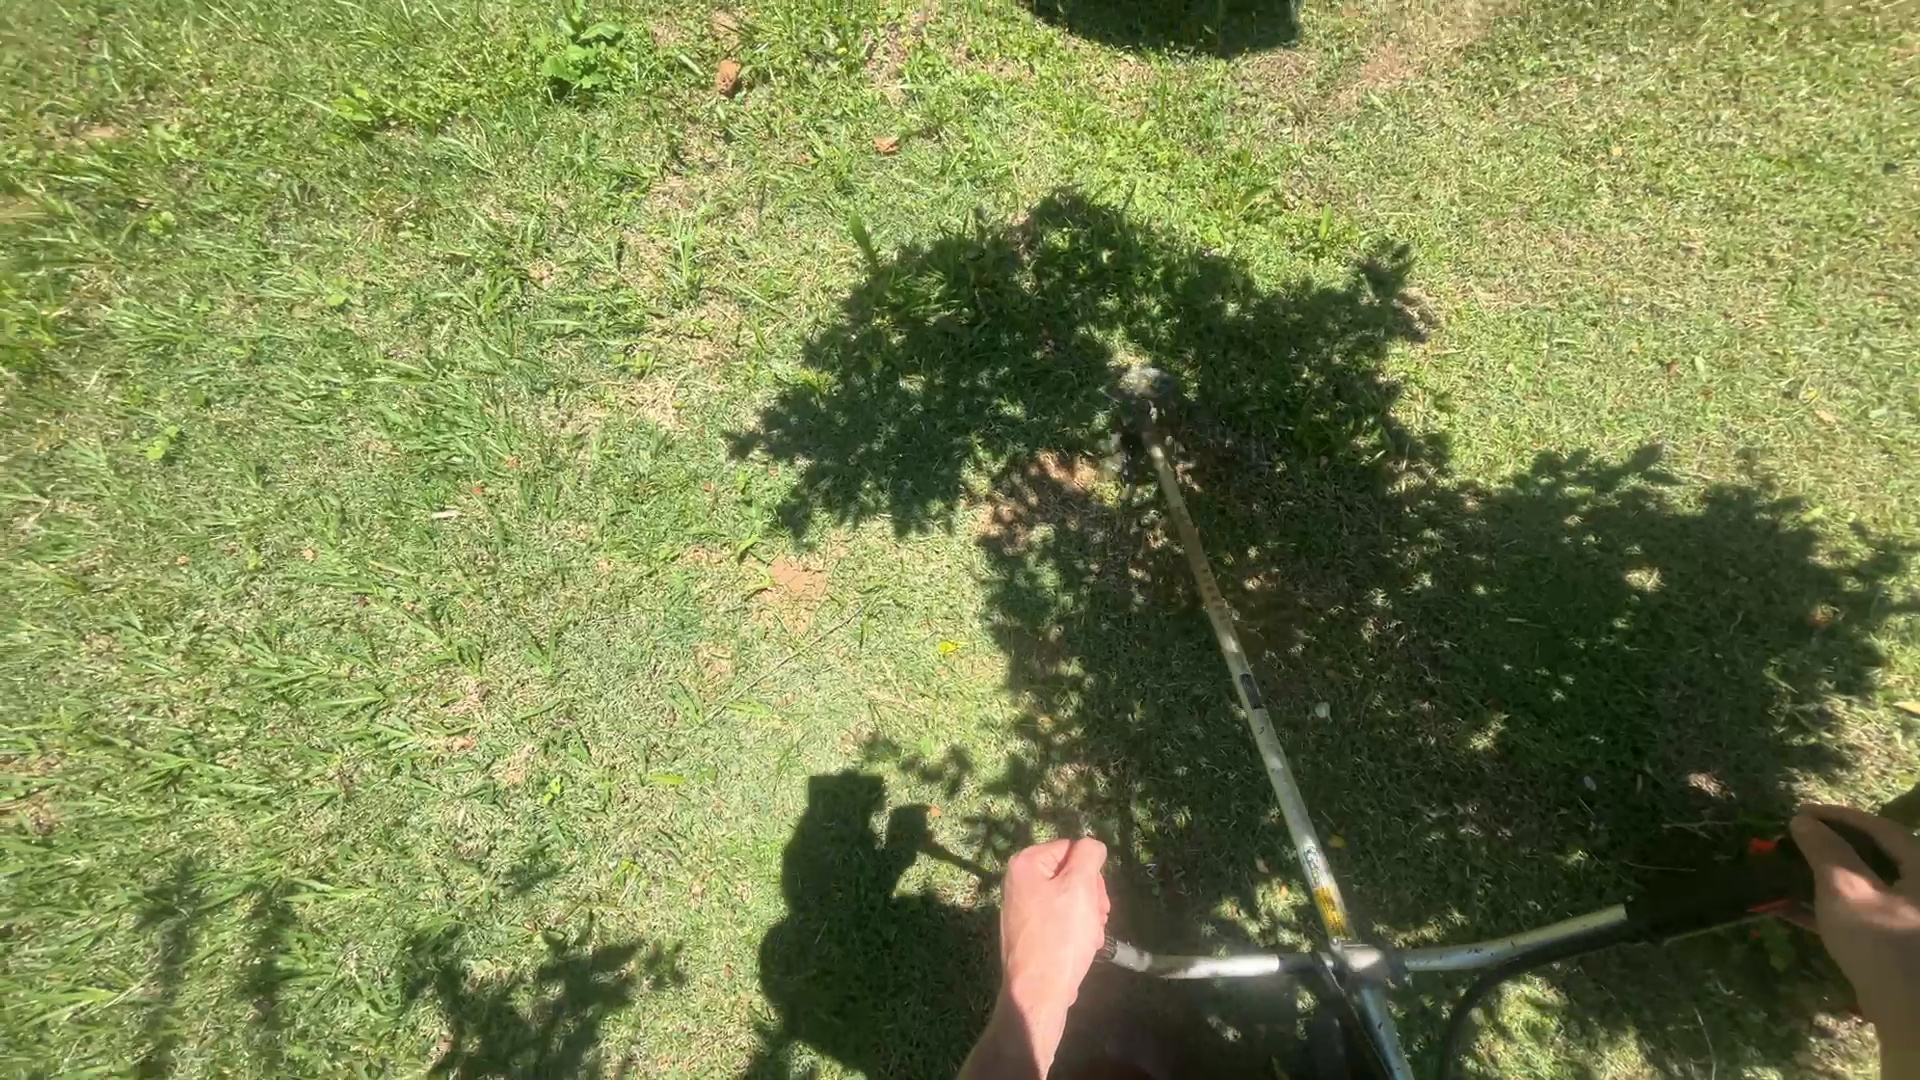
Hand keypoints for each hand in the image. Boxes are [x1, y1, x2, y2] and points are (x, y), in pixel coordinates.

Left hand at [960, 838, 1108, 1079]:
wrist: (1037, 993)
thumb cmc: (1059, 936)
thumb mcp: (1079, 887)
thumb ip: (1088, 855)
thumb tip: (1092, 844)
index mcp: (1025, 863)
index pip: (1071, 850)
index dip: (1091, 873)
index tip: (1100, 900)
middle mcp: (1018, 881)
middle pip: (1069, 874)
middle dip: (1090, 896)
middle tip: (1098, 919)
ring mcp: (1021, 907)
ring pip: (1068, 898)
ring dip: (1086, 915)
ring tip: (1090, 937)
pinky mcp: (1028, 931)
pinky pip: (1058, 919)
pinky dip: (1074, 930)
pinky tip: (1081, 948)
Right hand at [1790, 805, 1919, 1071]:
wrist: (1914, 1012)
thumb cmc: (1883, 942)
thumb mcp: (1845, 890)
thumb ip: (1826, 851)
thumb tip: (1804, 821)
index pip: (1886, 830)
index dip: (1841, 816)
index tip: (1799, 812)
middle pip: (1882, 857)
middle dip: (1834, 846)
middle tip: (1796, 841)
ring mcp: (1916, 920)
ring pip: (1872, 885)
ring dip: (1829, 875)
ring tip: (1788, 873)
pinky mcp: (1906, 944)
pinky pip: (1869, 911)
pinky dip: (1834, 904)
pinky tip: (1793, 910)